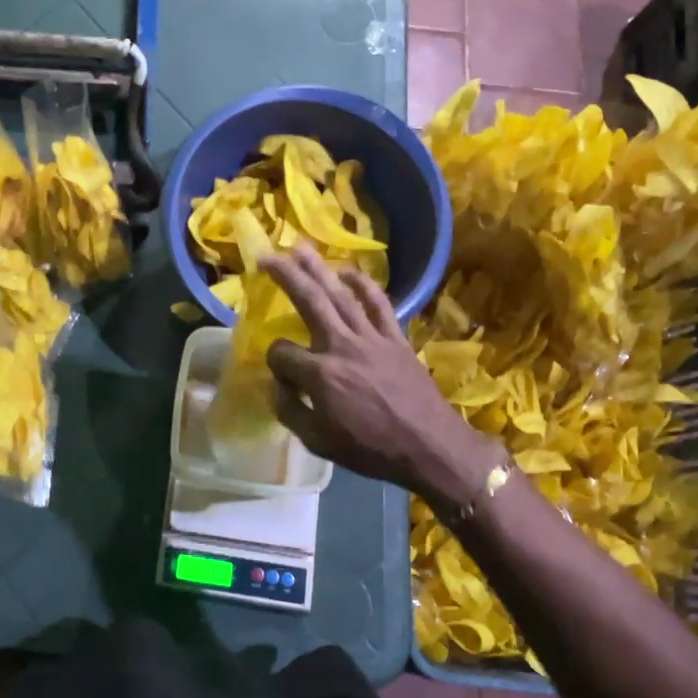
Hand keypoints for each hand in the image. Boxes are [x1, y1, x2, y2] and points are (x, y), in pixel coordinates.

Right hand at [262, 249, 499, 502]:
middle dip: (285, 276)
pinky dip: (364, 285)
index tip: (281, 376)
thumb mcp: (318, 442)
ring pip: (340, 294)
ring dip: (319, 269)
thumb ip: (291, 411)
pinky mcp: (395, 338)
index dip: (274, 361)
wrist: (430, 448)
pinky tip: (349, 272)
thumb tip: (278, 387)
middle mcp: (341, 346)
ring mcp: (371, 338)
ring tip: (301, 248)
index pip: (281, 352)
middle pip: (308, 301)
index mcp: (319, 375)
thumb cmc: (371, 449)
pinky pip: (379, 303)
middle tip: (267, 256)